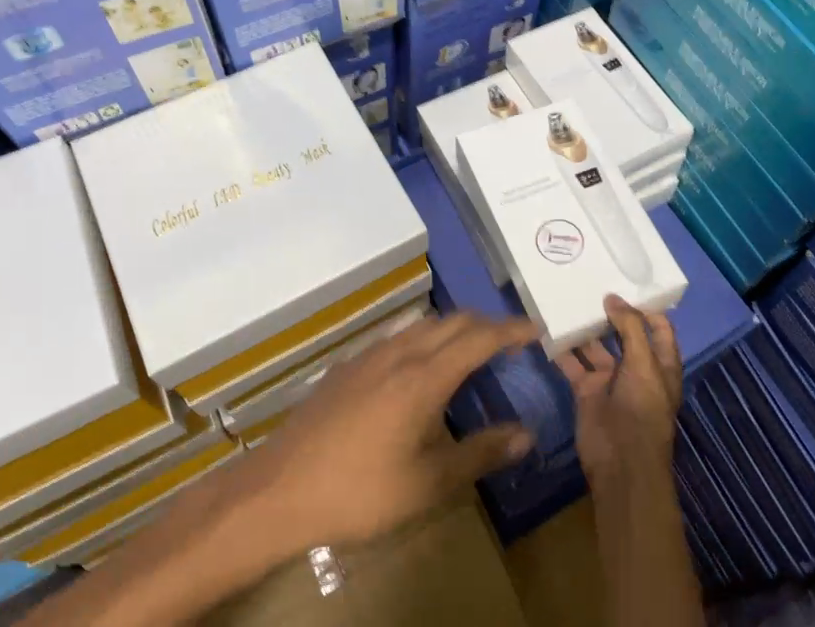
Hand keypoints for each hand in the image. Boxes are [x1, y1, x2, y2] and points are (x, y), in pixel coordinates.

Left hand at [224, 312, 539, 549]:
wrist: (276, 492)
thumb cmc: (360, 491)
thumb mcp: (428, 483)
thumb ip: (480, 454)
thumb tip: (526, 434)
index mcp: (423, 377)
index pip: (478, 339)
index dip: (511, 331)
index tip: (537, 329)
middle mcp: (397, 355)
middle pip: (451, 322)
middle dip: (486, 324)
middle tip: (510, 341)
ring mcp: (366, 358)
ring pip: (420, 326)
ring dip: (453, 329)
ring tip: (470, 350)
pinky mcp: (344, 370)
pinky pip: (396, 339)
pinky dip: (423, 339)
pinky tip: (417, 367)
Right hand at [554, 295, 683, 485]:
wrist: (621, 462)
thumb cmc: (643, 409)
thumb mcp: (644, 364)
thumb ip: (630, 328)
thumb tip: (613, 298)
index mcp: (661, 363)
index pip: (658, 327)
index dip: (645, 307)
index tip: (625, 284)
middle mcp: (636, 368)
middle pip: (624, 333)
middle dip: (610, 313)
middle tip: (590, 284)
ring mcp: (610, 380)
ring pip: (596, 347)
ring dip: (584, 329)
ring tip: (567, 300)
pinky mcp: (586, 390)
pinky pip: (573, 365)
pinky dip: (562, 350)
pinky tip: (548, 330)